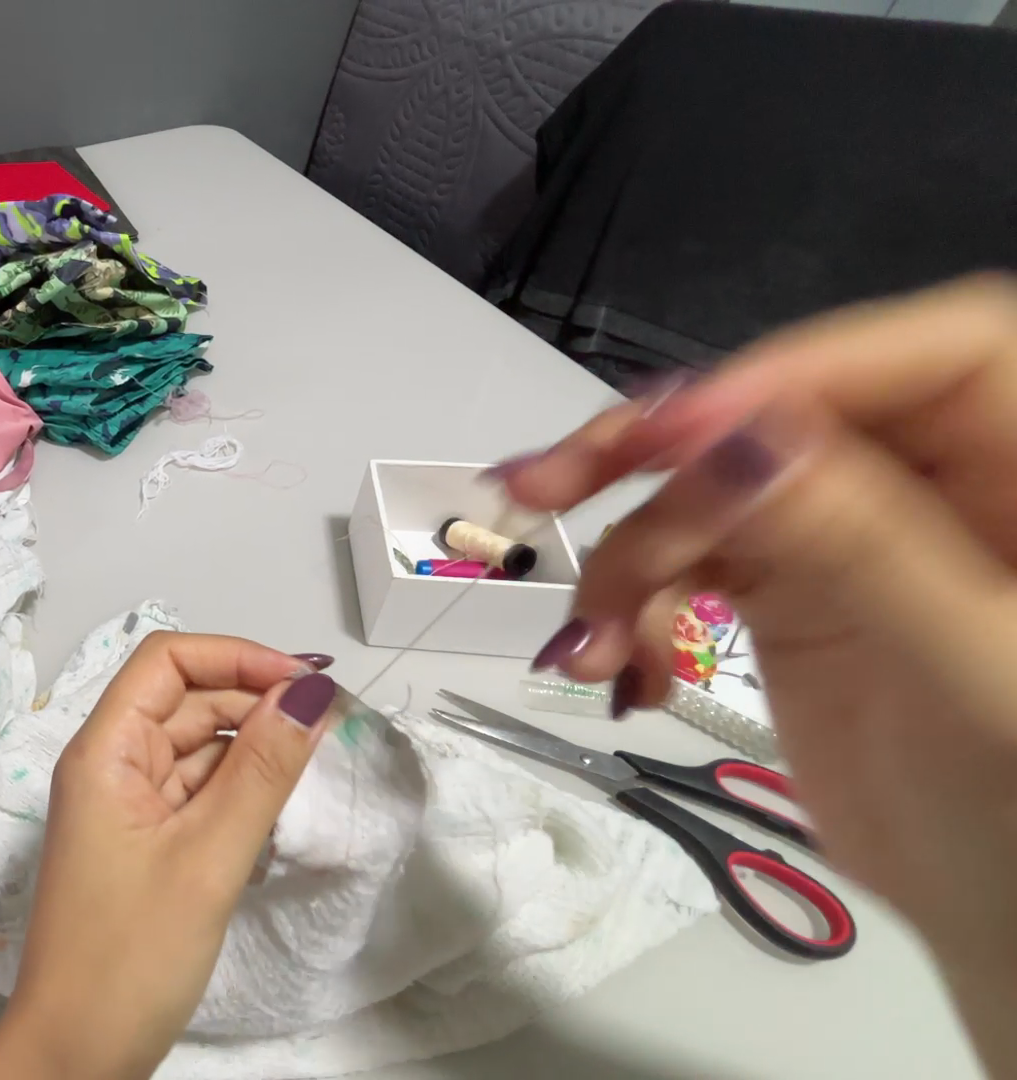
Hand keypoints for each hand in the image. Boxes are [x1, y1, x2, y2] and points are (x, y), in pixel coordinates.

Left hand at [0, 634, 338, 1079]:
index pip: (166, 661)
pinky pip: (195, 790)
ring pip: (195, 746)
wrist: (76, 1056)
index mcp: (103, 749)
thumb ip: (262, 770)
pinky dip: (237, 788)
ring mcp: (126, 802)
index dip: (234, 656)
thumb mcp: (208, 857)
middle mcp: (110, 762)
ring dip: (250, 746)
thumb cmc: (130, 955)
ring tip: (313, 761)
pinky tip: (279, 801)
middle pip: (184, 701)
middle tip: (326, 723)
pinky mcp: (144, 838)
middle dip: (252, 700)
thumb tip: (310, 693)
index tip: (303, 681)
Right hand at [496, 275, 1016, 1075]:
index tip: (657, 439)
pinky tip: (608, 665)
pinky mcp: (782, 591)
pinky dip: (626, 609)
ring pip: (697, 500)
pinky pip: (677, 566)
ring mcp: (848, 538)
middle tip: (531, 488)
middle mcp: (939, 484)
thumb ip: (858, 543)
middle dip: (643, 459)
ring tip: (586, 648)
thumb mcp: (967, 672)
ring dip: (621, 566)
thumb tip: (727, 438)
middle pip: (772, 419)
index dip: (786, 378)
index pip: (923, 360)